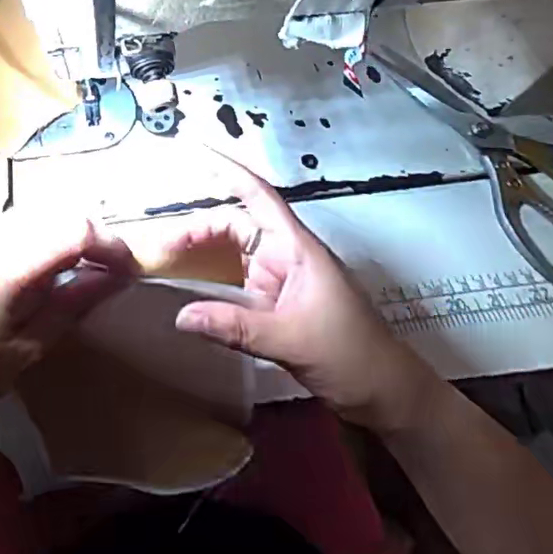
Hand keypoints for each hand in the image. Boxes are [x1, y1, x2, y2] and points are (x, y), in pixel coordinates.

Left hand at [0, 214, 139, 449]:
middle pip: (52, 215)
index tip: (131, 269)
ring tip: (84, 274)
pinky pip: (11, 232)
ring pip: (32, 219)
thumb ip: (70, 305)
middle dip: (88, 236)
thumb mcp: (26, 348)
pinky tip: (47, 275)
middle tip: (111, 272)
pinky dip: (39, 244)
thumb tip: (115, 277)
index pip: (70, 229)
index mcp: (3, 264)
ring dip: (63, 237)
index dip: (107, 244)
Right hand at [166, 151, 442, 435]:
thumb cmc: (354, 358)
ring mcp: (278, 279)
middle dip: (198, 229)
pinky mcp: (272, 303)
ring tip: (166, 262)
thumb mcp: (292, 340)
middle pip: (234, 226)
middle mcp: (285, 256)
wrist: (389, 399)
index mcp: (297, 248)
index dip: (230, 172)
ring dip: (200, 253)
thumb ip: (235, 327)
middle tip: (162, 246)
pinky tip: (186, 289)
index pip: (259, 197)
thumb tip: (181, 317)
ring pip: (230, 253)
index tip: (197, 153)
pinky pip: (232, 281)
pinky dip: (208, 280)